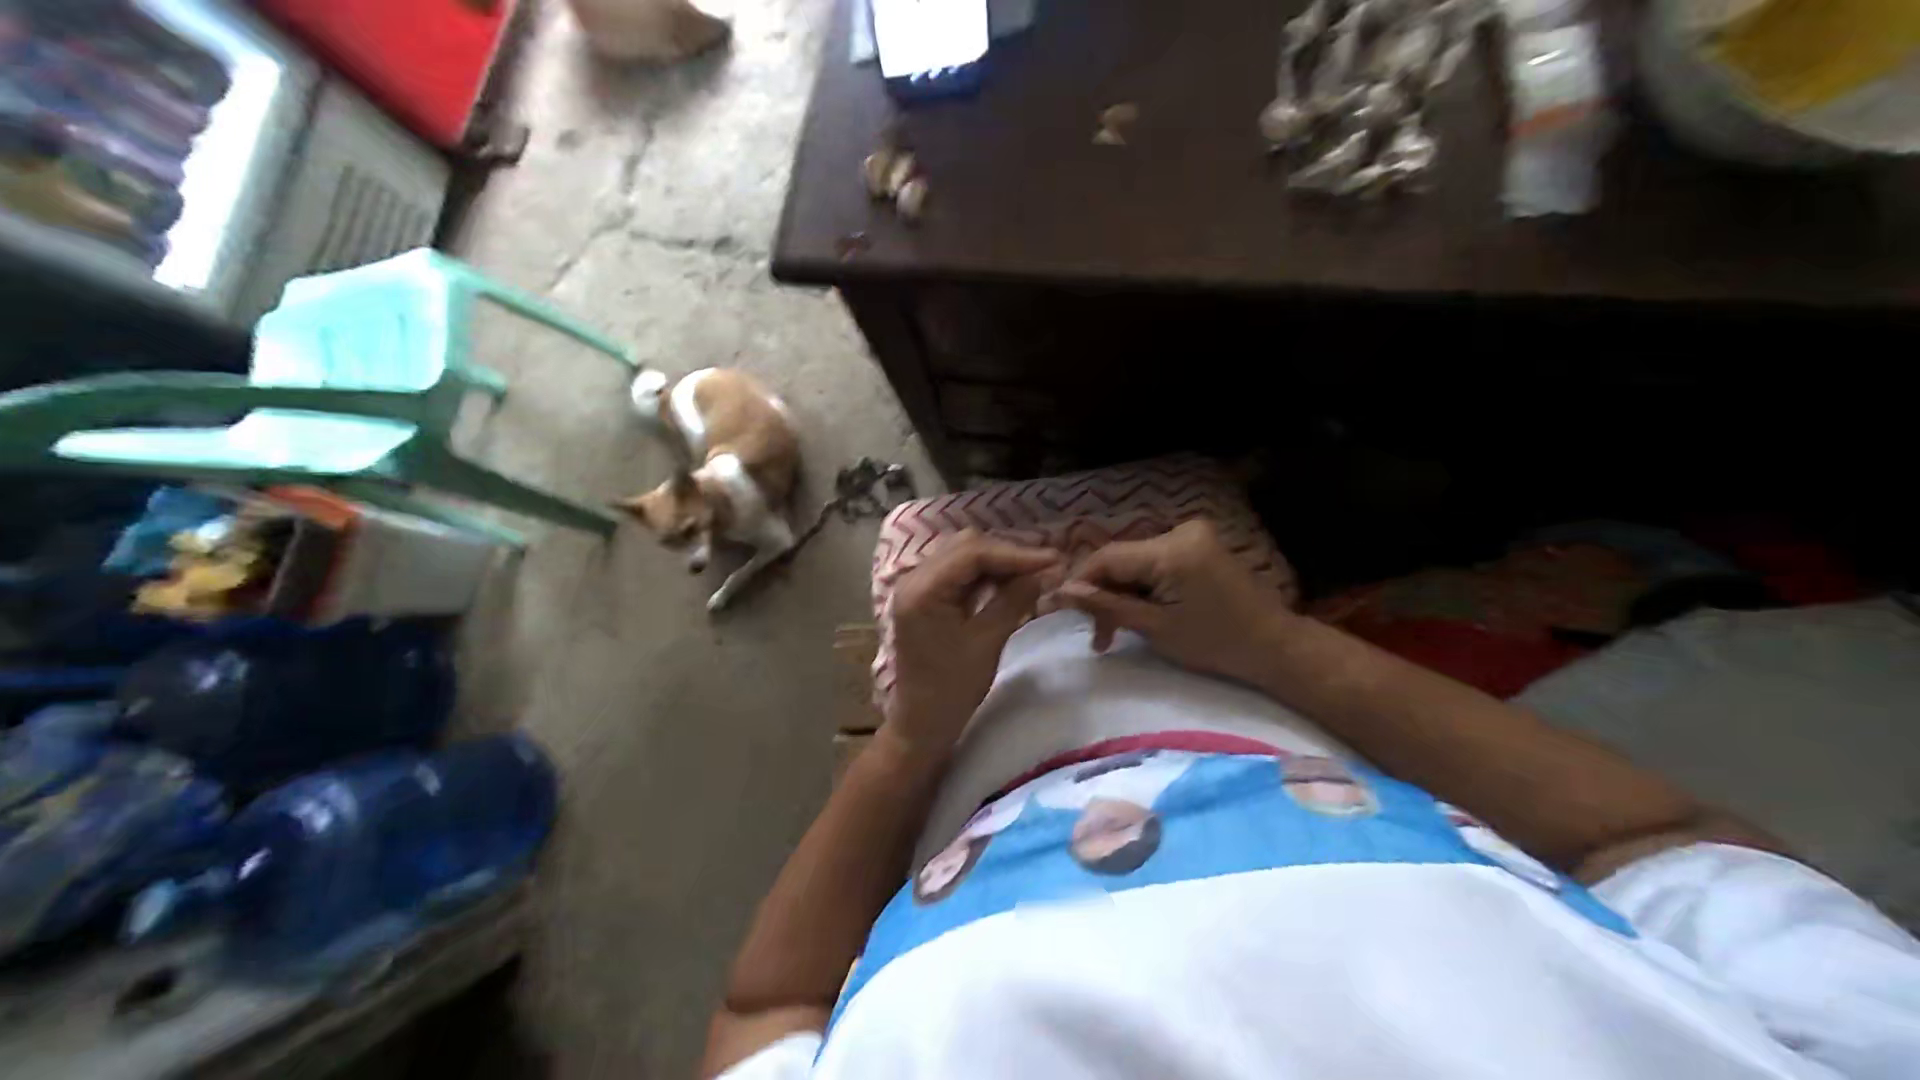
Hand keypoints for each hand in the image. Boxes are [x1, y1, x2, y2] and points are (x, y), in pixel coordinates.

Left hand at [885, 530, 1060, 757]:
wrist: (923, 722)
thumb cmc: (952, 688)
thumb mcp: (987, 641)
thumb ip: (1014, 599)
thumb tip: (1049, 570)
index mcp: (922, 589)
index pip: (972, 552)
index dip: (1016, 553)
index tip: (1054, 560)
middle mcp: (914, 578)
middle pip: (967, 546)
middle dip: (1008, 553)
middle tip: (1048, 566)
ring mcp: (918, 586)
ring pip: (964, 556)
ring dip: (999, 561)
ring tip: (1035, 572)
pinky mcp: (927, 597)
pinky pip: (960, 572)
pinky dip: (987, 574)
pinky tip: (1012, 581)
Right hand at [1056, 519, 1295, 682]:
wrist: (1273, 646)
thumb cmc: (1216, 644)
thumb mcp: (1155, 628)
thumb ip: (1107, 605)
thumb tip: (1061, 592)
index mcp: (1173, 550)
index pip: (1108, 557)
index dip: (1080, 581)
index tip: (1059, 607)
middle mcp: (1180, 530)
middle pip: (1121, 558)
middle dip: (1102, 594)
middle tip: (1095, 634)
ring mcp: (1191, 534)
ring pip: (1134, 561)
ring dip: (1120, 593)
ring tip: (1113, 632)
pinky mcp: (1197, 544)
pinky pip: (1153, 561)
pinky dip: (1140, 586)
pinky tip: (1136, 611)